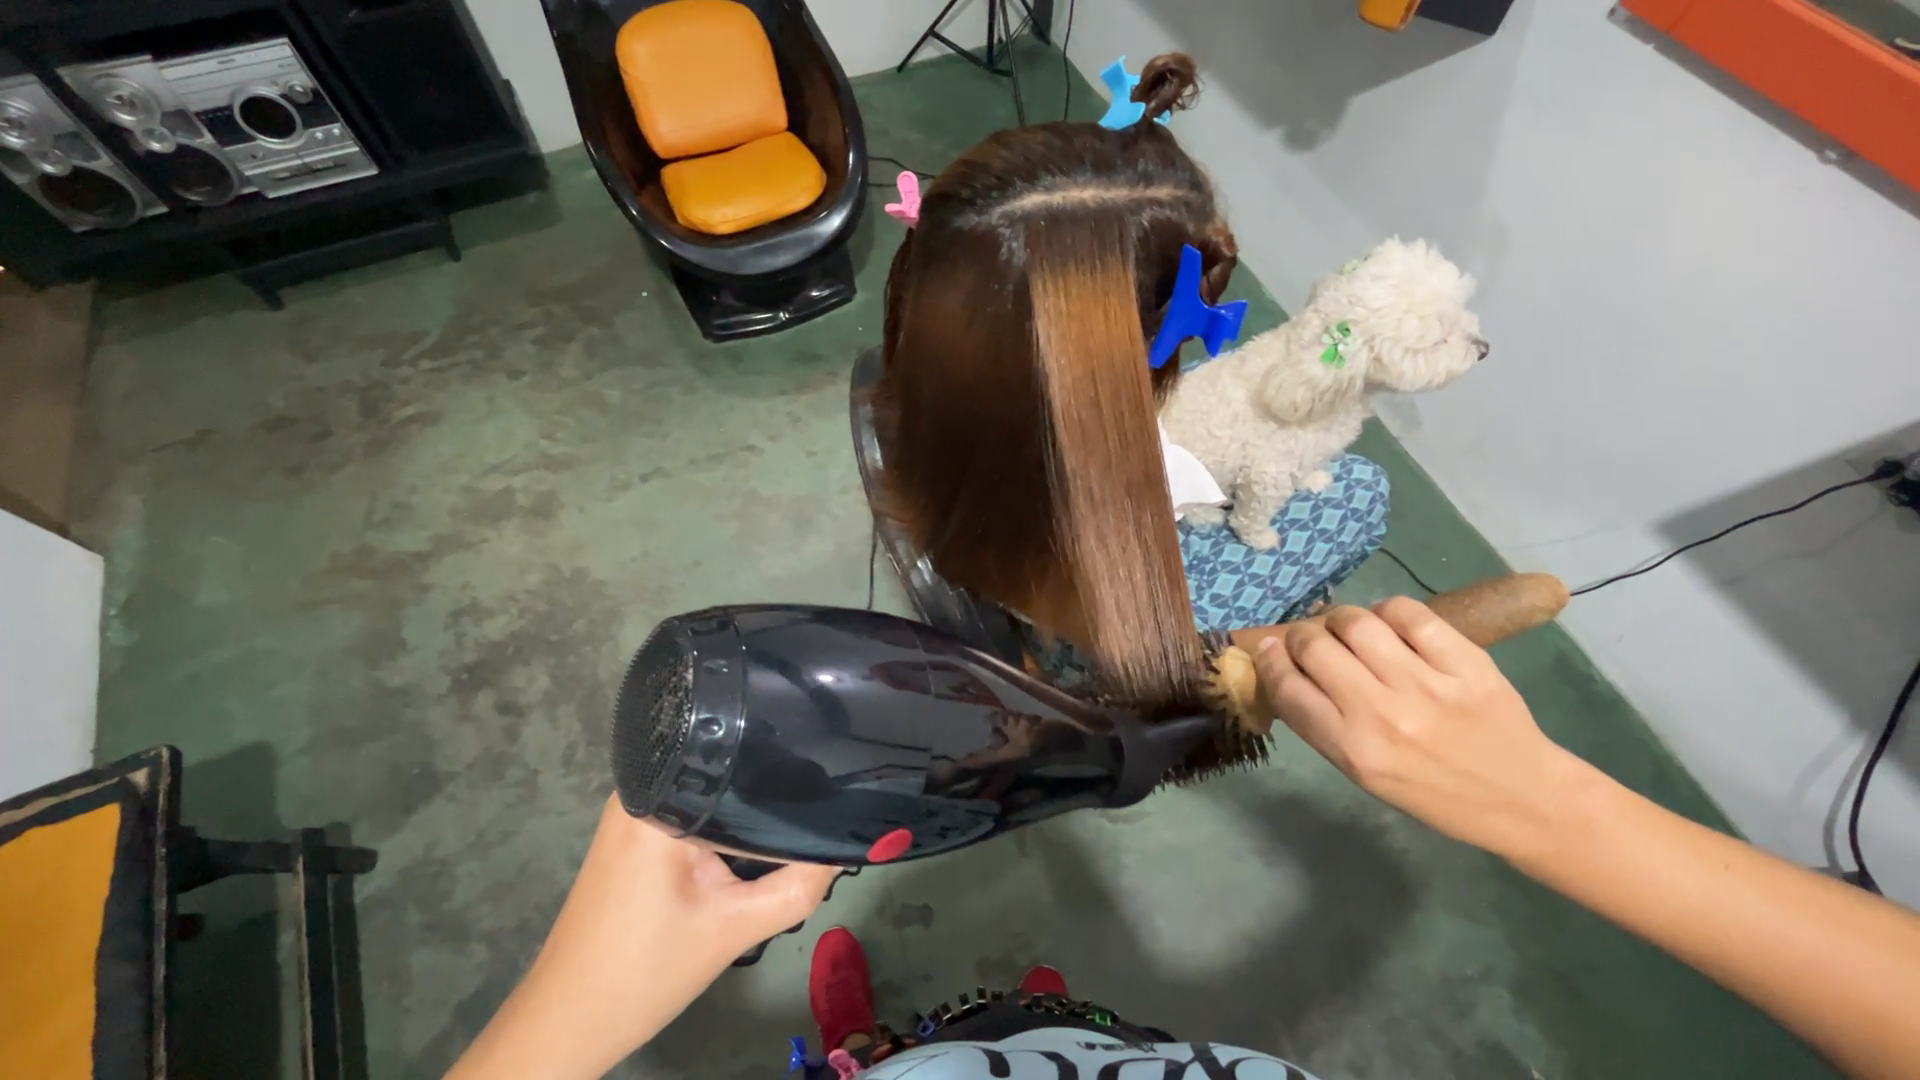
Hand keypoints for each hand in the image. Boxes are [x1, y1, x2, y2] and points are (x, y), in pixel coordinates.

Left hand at [447, 796, 838, 1079]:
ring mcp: (634, 813)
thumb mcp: (734, 929)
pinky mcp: (636, 837)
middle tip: (823, 813)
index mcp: (657, 794)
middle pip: (729, 777)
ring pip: (715, 799)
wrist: (568, 1025)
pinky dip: (726, 834)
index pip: (740, 762)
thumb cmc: (644, 972)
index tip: (835, 784)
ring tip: (795, 831)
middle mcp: (641, 789)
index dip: (791, 773)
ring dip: (749, 820)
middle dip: (773, 798)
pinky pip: (696, 818)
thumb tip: (841, 848)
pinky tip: (752, 852)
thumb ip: (797, 886)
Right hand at [1253, 597, 1595, 860]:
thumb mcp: (1363, 773)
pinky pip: (1408, 613)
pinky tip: (1391, 626)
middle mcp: (1383, 715)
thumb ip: (1322, 722)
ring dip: (1342, 621)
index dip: (1269, 659)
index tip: (1269, 649)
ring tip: (1352, 632)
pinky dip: (1389, 611)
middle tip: (1312, 641)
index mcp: (1353, 749)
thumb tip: (1283, 666)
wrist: (1525, 798)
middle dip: (1302, 636)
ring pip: (1356, 623)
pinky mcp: (1466, 662)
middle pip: (1315, 647)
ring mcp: (1427, 685)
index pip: (1288, 687)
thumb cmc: (1432, 792)